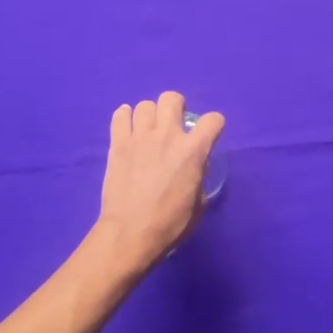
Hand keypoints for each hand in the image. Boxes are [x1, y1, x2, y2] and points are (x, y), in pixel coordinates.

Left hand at [94, 91, 223, 270]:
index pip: (213, 120)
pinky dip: (125, 118)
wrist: (131, 233)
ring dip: (150, 116)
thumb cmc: (171, 224)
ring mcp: (140, 137)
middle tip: (173, 126)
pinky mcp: (117, 144)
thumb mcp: (198, 202)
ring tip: (148, 131)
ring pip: (145, 105)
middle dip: (176, 107)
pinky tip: (128, 131)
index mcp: (193, 151)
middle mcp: (167, 136)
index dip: (214, 125)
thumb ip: (198, 177)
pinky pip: (120, 115)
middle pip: (172, 99)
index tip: (209, 135)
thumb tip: (195, 168)